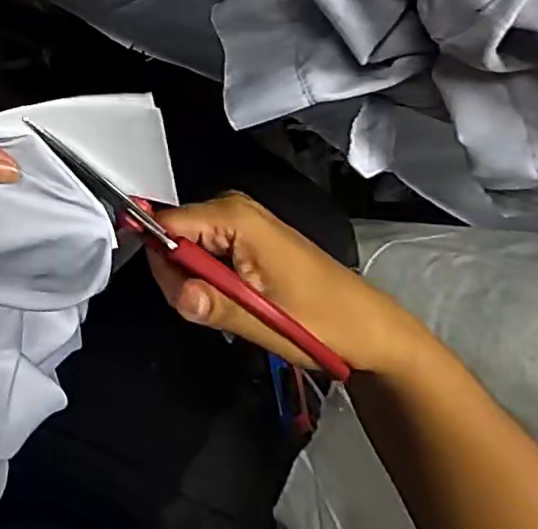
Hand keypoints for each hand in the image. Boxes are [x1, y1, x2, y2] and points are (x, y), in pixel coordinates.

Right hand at [146, 193, 433, 374]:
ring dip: (197, 281)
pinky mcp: (241, 233)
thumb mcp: (267, 322)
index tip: (184, 297)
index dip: (165, 263)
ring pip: (185, 246)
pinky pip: (202, 249)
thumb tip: (178, 294)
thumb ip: (214, 306)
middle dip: (182, 277)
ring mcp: (236, 218)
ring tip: (232, 307)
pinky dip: (209, 278)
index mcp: (234, 216)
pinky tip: (235, 297)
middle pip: (172, 235)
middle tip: (212, 309)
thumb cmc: (328, 322)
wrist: (372, 330)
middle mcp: (230, 207)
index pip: (165, 224)